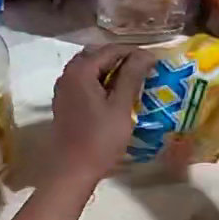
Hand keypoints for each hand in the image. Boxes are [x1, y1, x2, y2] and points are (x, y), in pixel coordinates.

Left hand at [50, 45, 154, 189]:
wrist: (73, 169)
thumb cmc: (100, 138)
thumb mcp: (120, 106)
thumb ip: (132, 76)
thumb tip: (146, 54)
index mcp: (79, 71)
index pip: (109, 50)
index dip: (133, 52)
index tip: (155, 61)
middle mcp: (67, 75)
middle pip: (96, 56)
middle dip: (120, 59)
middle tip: (144, 69)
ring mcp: (63, 90)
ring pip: (89, 70)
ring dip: (110, 71)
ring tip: (134, 81)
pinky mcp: (64, 103)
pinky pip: (83, 83)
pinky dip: (100, 83)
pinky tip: (116, 95)